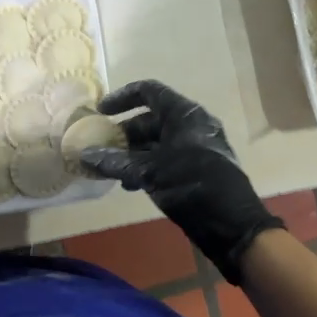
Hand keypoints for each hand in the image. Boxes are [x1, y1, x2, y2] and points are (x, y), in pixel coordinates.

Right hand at [79, 81, 283, 284]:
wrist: (232, 225)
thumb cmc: (192, 185)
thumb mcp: (149, 172)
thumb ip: (115, 162)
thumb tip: (84, 155)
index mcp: (185, 114)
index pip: (149, 91)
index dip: (122, 97)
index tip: (100, 112)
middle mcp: (192, 126)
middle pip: (150, 119)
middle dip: (123, 134)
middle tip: (101, 149)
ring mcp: (196, 149)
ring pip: (156, 143)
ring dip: (132, 154)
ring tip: (111, 171)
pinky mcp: (197, 170)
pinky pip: (165, 160)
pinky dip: (146, 168)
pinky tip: (131, 185)